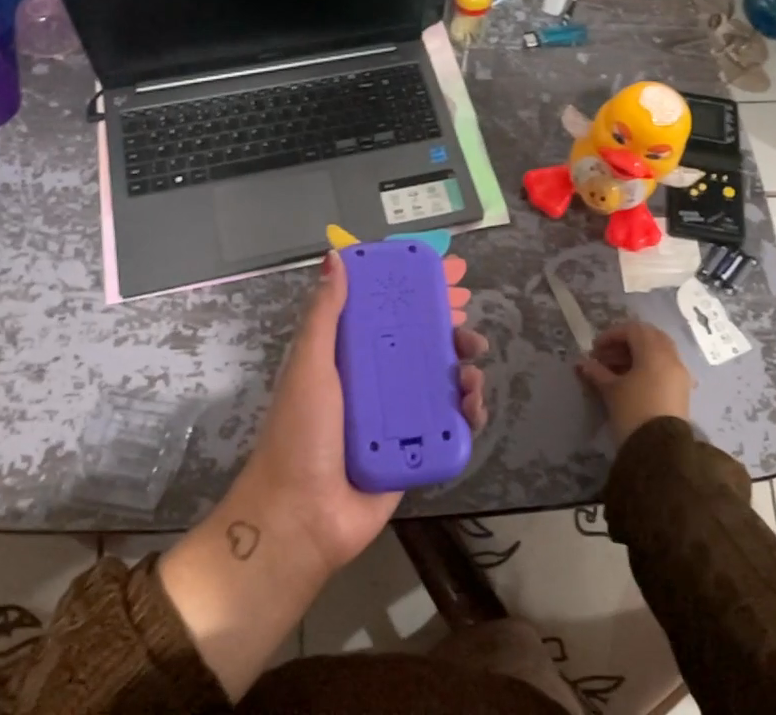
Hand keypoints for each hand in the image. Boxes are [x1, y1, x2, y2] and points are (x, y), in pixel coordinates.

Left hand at [239, 251, 488, 573]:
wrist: (302, 518)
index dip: (413, 289)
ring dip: (462, 364)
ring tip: (472, 365)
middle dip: (446, 323)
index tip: (443, 271)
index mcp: (346, 356)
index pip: (385, 311)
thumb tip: (336, 257)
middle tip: (466, 312)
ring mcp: (396, 416)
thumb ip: (325, 314)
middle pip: (418, 341)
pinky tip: (474, 404)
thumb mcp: (309, 366)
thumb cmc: (301, 434)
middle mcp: (373, 381)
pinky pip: (449, 422)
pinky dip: (468, 410)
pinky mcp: (415, 450)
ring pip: (440, 379)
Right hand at [575, 321, 692, 443]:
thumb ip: (597, 372)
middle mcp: (671, 358)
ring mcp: (680, 374)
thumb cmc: (633, 411)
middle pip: (649, 337)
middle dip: (626, 343)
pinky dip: (648, 367)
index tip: (594, 348)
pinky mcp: (682, 390)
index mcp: (654, 352)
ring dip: (636, 355)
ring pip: (658, 352)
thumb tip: (583, 363)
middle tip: (606, 356)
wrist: (660, 449)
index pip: (633, 330)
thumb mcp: (611, 390)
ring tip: (614, 371)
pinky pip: (665, 368)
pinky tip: (632, 382)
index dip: (612, 335)